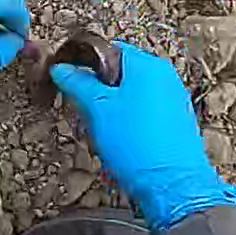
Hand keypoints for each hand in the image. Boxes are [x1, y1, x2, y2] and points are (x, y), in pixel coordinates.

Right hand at [51, 44, 235, 229]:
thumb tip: (61, 69)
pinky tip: (118, 139)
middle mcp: (164, 77)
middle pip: (119, 72)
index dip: (84, 62)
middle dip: (96, 89)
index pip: (108, 49)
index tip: (68, 78)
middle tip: (80, 107)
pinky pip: (142, 110)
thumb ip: (78, 83)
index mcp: (147, 65)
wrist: (172, 185)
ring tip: (98, 127)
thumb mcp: (97, 109)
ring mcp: (172, 99)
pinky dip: (125, 119)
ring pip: (129, 93)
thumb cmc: (136, 143)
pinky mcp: (174, 121)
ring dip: (109, 107)